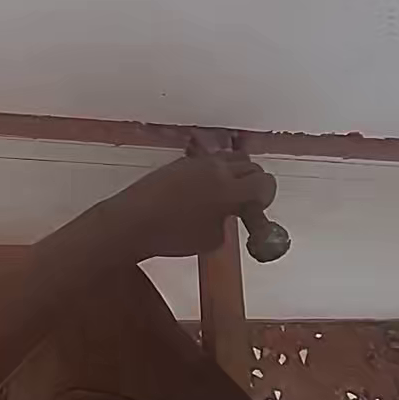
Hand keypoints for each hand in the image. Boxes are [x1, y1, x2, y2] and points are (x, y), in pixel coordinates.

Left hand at [97, 152, 276, 259]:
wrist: (132, 222)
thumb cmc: (173, 237)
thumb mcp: (211, 240)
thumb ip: (228, 222)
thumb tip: (229, 215)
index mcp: (229, 188)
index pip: (264, 183)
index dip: (266, 198)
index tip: (256, 212)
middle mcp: (217, 168)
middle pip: (251, 166)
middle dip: (254, 185)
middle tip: (244, 206)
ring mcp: (197, 162)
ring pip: (230, 159)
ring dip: (236, 175)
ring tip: (224, 196)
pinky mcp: (180, 162)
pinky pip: (209, 162)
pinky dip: (215, 173)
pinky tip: (202, 193)